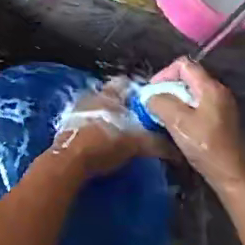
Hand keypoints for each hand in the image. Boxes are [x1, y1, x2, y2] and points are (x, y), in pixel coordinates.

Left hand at [51, 76, 173, 174]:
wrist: (68, 162)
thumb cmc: (104, 144)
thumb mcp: (135, 144)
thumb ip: (156, 143)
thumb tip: (177, 149)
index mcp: (108, 95)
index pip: (125, 82)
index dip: (138, 91)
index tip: (150, 103)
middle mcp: (91, 97)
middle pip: (112, 97)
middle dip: (124, 107)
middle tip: (139, 121)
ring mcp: (76, 110)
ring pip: (99, 109)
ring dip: (109, 118)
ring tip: (123, 133)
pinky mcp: (67, 127)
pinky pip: (88, 122)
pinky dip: (97, 129)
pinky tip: (104, 142)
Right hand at [145, 59, 244, 194]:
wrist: (231, 173)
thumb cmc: (205, 145)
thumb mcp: (177, 121)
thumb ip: (161, 102)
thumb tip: (152, 97)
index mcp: (211, 87)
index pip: (184, 65)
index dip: (164, 74)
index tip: (153, 92)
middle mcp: (219, 91)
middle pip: (189, 78)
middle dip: (168, 88)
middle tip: (155, 104)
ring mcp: (223, 105)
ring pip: (193, 93)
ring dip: (175, 101)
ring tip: (163, 116)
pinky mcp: (222, 119)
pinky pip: (199, 106)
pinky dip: (185, 111)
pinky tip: (178, 126)